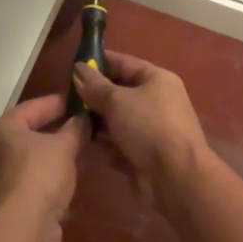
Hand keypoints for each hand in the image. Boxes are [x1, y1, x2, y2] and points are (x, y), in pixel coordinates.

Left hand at [0, 94, 86, 221]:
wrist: (21, 229)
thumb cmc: (39, 175)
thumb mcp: (63, 146)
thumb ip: (75, 129)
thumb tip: (84, 118)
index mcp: (1, 129)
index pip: (32, 107)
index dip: (57, 103)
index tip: (77, 101)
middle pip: (29, 133)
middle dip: (56, 130)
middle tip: (81, 126)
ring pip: (30, 159)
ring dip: (53, 155)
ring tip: (79, 152)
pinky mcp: (6, 203)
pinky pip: (30, 180)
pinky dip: (48, 176)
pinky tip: (68, 178)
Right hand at [71, 50, 207, 178]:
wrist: (176, 178)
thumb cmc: (149, 126)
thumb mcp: (117, 100)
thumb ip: (94, 86)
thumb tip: (77, 69)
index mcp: (157, 80)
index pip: (124, 63)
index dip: (99, 63)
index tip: (73, 66)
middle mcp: (156, 102)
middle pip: (119, 93)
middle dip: (93, 95)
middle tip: (65, 97)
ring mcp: (150, 131)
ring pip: (116, 120)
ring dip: (95, 121)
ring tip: (67, 119)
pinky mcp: (143, 156)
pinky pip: (118, 144)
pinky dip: (101, 143)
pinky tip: (78, 142)